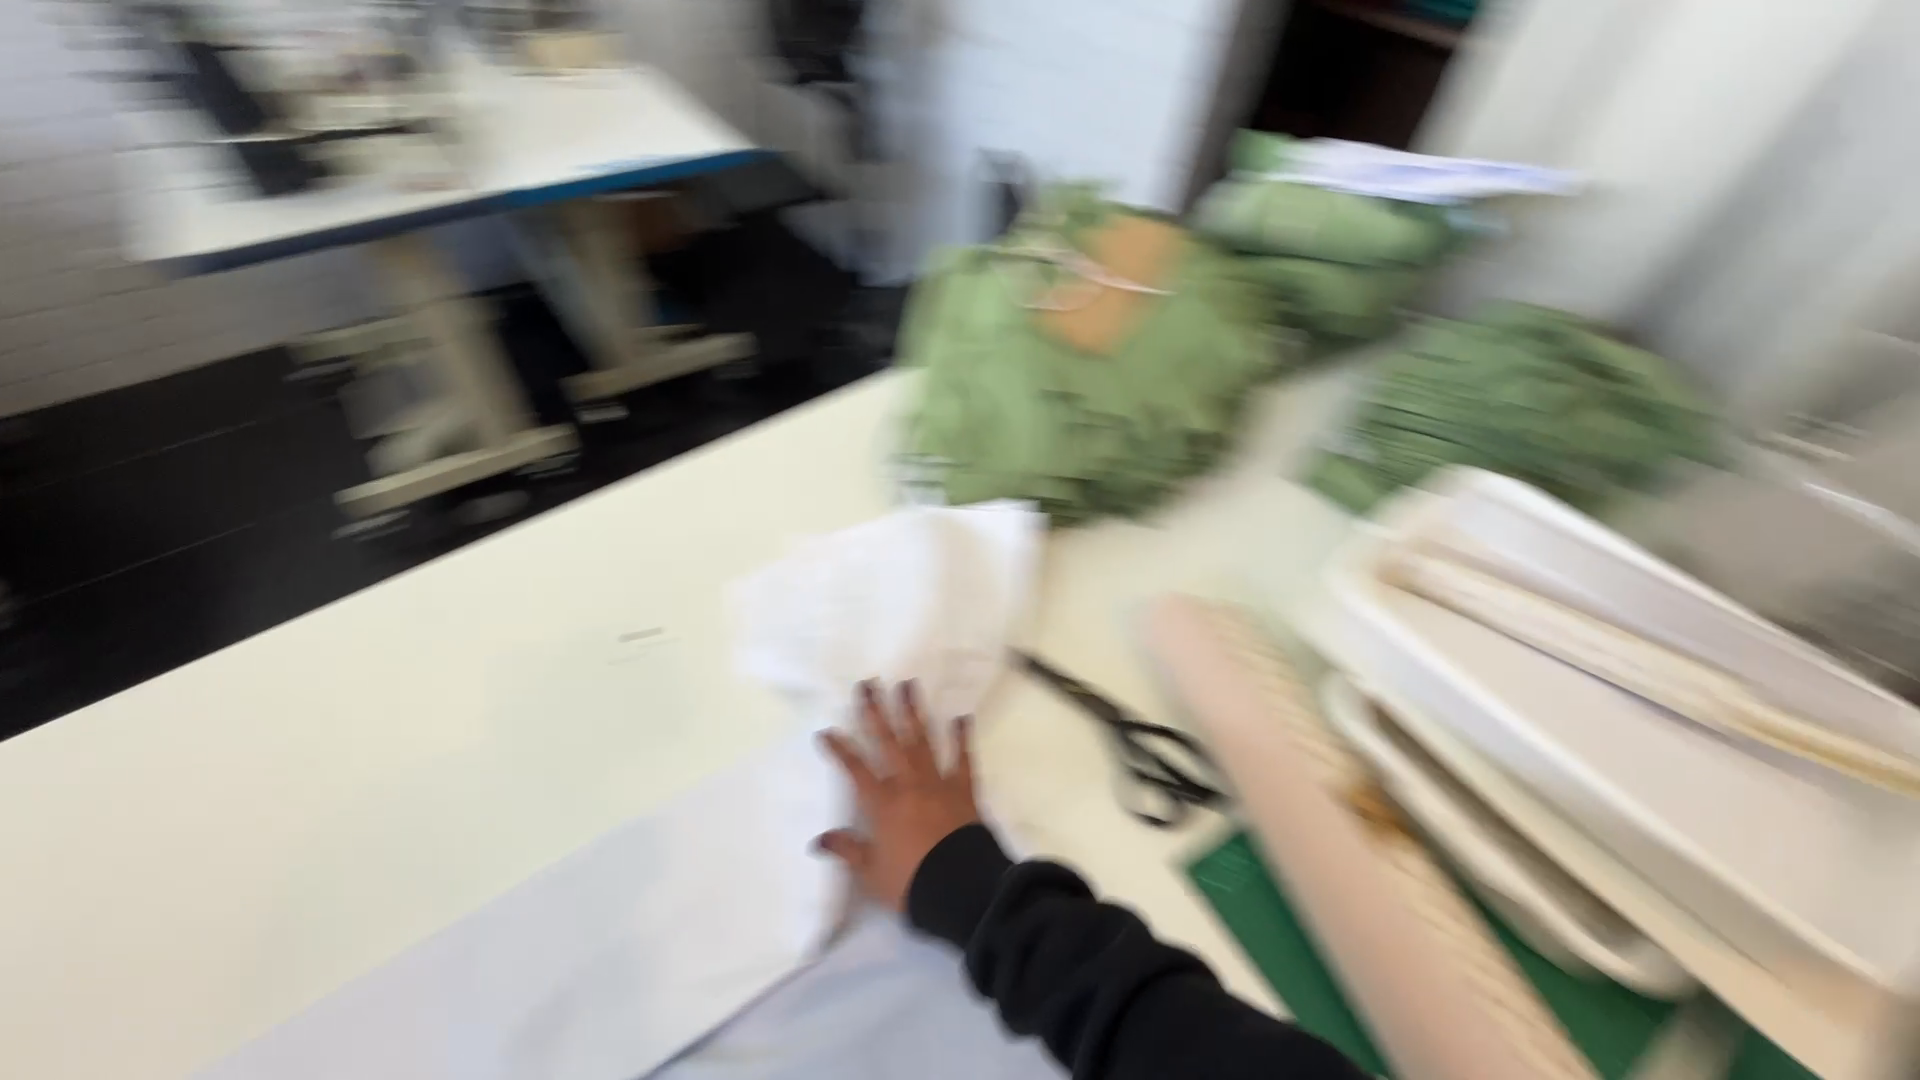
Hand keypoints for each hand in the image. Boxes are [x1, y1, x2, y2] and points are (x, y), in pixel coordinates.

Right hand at [815, 680, 981, 911]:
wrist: (962, 888)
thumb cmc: (911, 882)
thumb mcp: (872, 873)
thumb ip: (847, 851)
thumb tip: (819, 840)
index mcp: (882, 804)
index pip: (855, 769)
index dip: (840, 750)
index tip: (827, 731)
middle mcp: (908, 785)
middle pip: (888, 741)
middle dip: (876, 712)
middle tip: (868, 684)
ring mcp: (938, 783)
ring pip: (922, 740)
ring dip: (914, 712)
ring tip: (908, 685)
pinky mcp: (964, 790)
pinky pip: (963, 759)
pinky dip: (962, 738)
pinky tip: (961, 718)